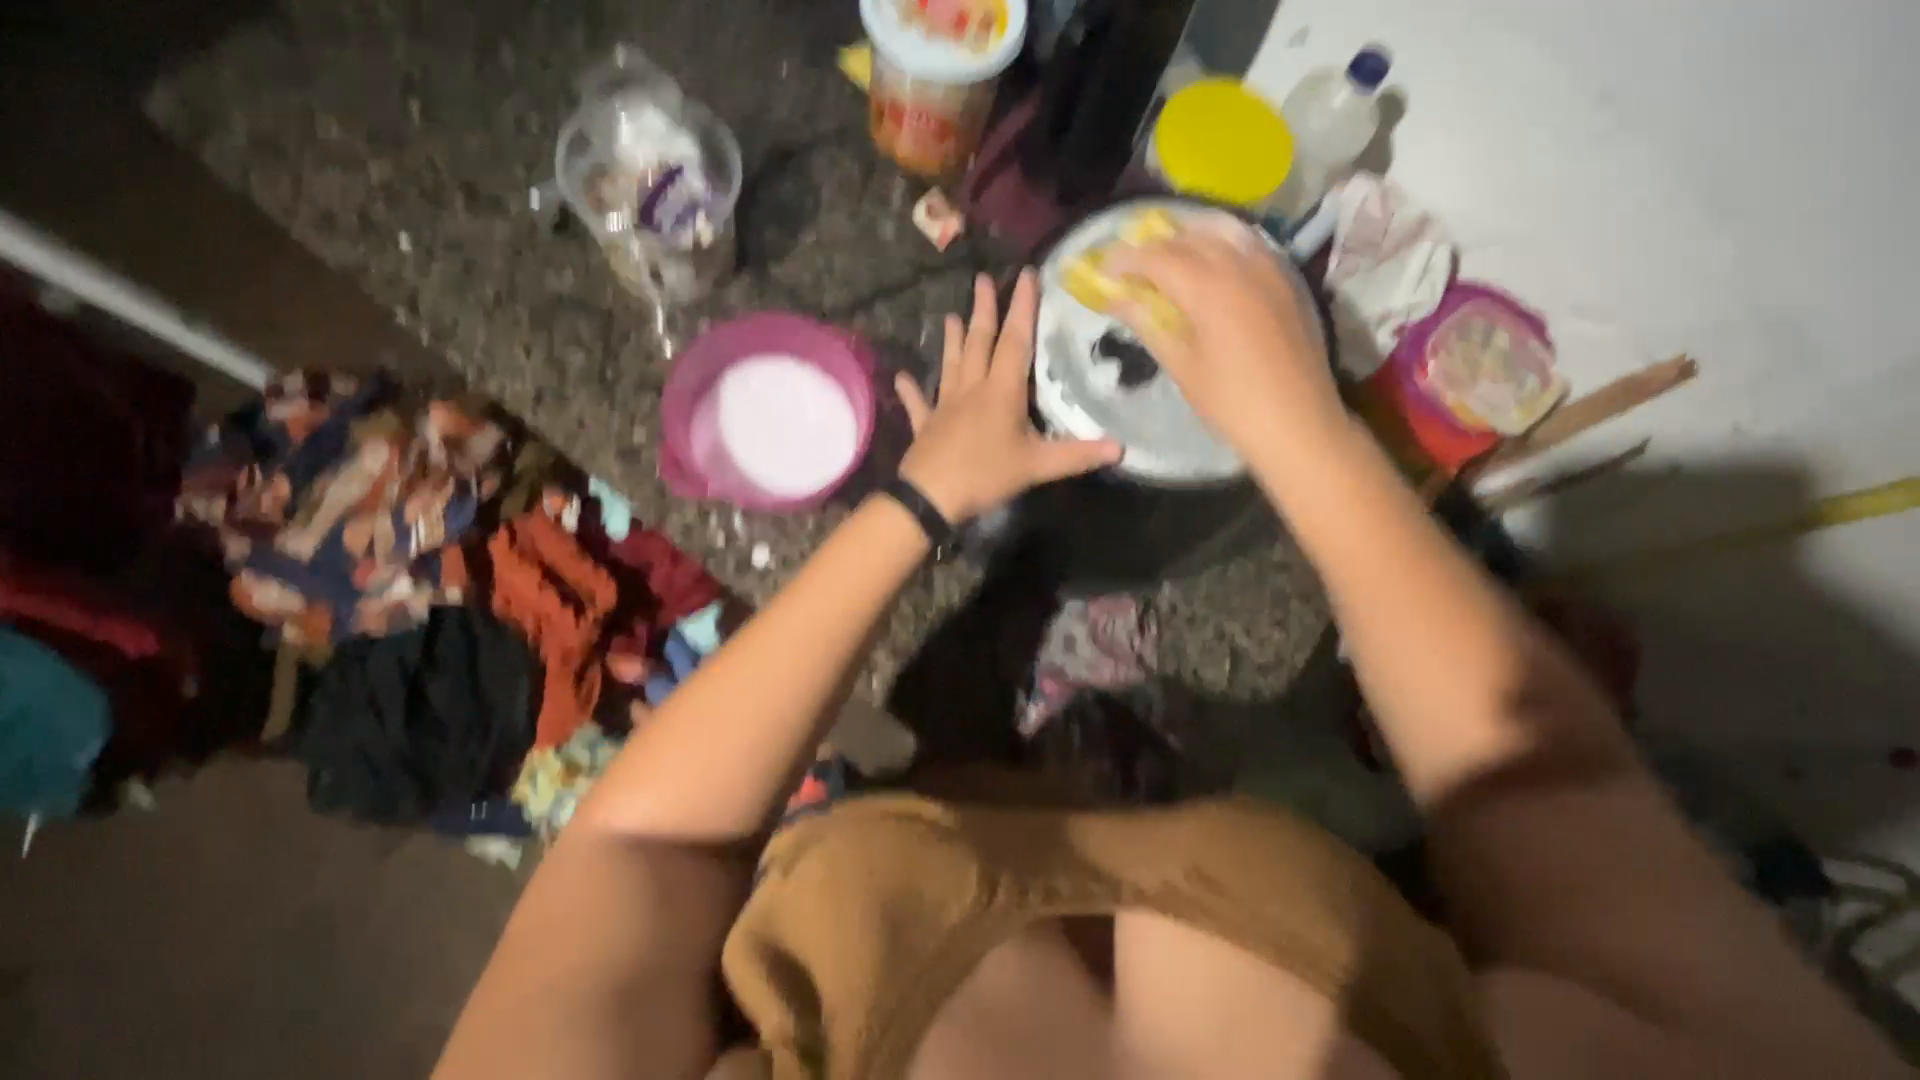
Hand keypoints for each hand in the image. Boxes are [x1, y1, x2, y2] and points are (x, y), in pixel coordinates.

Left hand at [894, 269, 1119, 521]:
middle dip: (984, 311)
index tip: (1027, 275)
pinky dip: (911, 390)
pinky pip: (919, 403)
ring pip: (950, 364)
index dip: (1023, 307)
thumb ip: (1077, 455)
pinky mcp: (925, 425)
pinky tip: (901, 377)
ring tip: (951, 316)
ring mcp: (945, 405)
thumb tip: (1120, 448)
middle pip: (979, 343)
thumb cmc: (985, 475)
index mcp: (1001, 391)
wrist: (930, 496)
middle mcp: (972, 389)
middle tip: (981, 279)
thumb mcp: (1037, 467)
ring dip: (951, 340)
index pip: (1016, 341)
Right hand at [1107, 218, 1345, 453]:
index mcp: (1208, 288)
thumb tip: (1115, 298)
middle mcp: (1239, 265)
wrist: (1298, 423)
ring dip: (1188, 236)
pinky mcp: (1285, 280)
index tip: (1103, 269)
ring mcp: (1268, 268)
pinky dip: (1220, 243)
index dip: (1125, 259)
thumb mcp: (1181, 365)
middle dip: (1153, 246)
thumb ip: (1147, 323)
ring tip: (1167, 256)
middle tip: (1130, 266)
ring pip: (1221, 231)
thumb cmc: (1231, 403)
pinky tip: (1209, 263)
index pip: (1156, 256)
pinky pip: (1247, 244)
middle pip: (1187, 237)